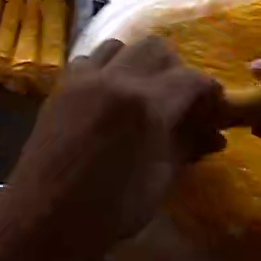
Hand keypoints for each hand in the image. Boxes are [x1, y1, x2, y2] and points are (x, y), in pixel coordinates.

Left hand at [0, 37, 227, 260]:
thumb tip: (213, 133)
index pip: (191, 78)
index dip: (210, 93)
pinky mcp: (60, 87)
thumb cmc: (111, 207)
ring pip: (118, 47)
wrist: (46, 213)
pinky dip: (104, 70)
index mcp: (145, 103)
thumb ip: (186, 146)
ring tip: (142, 95)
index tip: (214, 112)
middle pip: (154, 48)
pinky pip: (87, 61)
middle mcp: (113, 78)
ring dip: (136, 63)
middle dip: (174, 69)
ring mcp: (81, 79)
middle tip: (179, 101)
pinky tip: (109, 98)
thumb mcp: (160, 179)